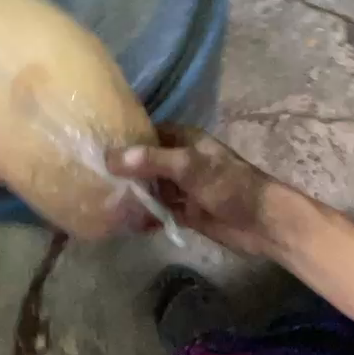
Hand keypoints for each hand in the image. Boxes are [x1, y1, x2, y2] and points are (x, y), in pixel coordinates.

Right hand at [108, 127, 290, 256]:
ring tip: (102, 200)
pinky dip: (146, 214)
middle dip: (125, 170)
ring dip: (134, 193)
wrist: (261, 222)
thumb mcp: (188, 167)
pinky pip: (160, 209)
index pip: (147, 133)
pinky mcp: (186, 211)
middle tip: (92, 178)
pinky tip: (125, 221)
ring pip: (152, 187)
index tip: (96, 146)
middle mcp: (181, 159)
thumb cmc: (227, 184)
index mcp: (183, 139)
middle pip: (146, 161)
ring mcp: (183, 186)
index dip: (125, 138)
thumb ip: (151, 161)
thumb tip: (111, 156)